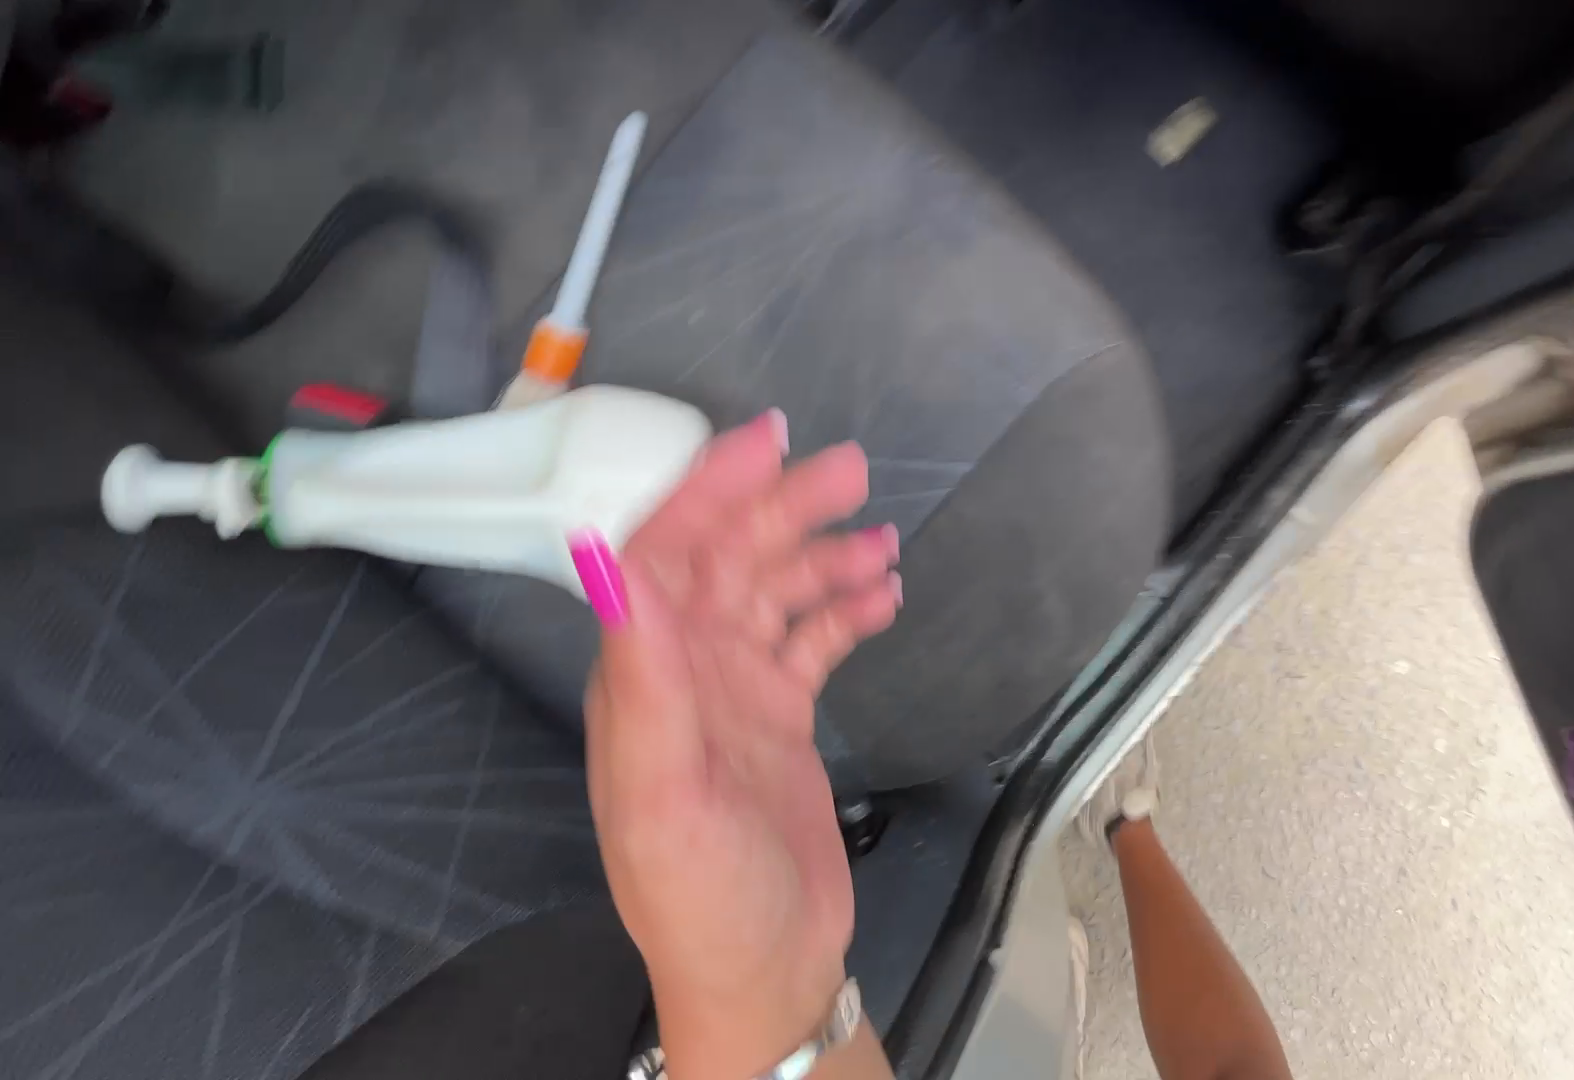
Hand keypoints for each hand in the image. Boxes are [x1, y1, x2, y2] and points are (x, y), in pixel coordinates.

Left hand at [581, 410, 901, 1079]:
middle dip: (788, 508)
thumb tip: (614, 564)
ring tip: (884, 540)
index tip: (768, 443)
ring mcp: (737, 687)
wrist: (764, 968)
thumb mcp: (664, 799)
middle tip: (855, 472)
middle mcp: (687, 667)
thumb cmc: (705, 896)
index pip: (668, 553)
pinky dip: (846, 609)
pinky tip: (885, 595)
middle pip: (733, 559)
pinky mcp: (781, 711)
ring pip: (780, 592)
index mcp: (646, 674)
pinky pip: (814, 638)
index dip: (710, 490)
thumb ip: (643, 683)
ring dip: (826, 558)